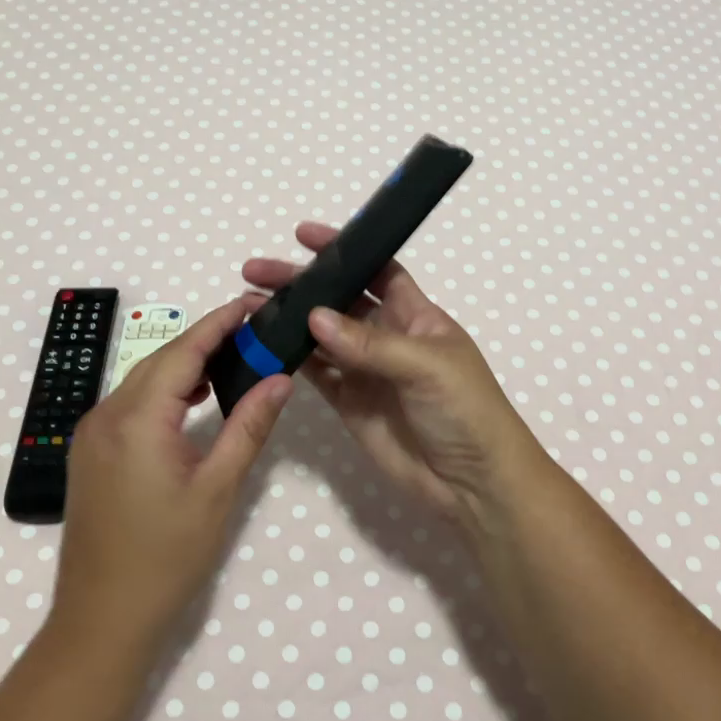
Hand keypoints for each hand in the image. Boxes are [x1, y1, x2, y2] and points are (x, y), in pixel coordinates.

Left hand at [50, 297, 292, 650]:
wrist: (103, 618)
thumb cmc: (167, 556)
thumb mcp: (218, 489)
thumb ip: (248, 426)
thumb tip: (279, 377)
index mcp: (137, 419)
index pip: (183, 351)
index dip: (219, 323)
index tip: (253, 304)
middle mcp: (106, 415)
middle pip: (160, 360)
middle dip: (205, 340)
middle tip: (253, 331)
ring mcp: (91, 435)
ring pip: (143, 380)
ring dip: (184, 365)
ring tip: (232, 359)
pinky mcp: (89, 454)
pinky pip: (130, 404)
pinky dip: (165, 391)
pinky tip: (193, 399)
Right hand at [241, 222, 546, 524]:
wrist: (473, 483)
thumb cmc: (465, 410)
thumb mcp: (426, 366)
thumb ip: (369, 343)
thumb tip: (314, 316)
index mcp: (417, 315)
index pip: (378, 270)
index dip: (345, 251)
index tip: (303, 236)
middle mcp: (388, 336)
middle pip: (339, 299)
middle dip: (301, 283)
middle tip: (254, 273)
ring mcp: (366, 370)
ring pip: (320, 335)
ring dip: (288, 319)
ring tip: (248, 307)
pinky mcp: (350, 402)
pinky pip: (316, 373)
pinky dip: (290, 359)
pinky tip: (263, 345)